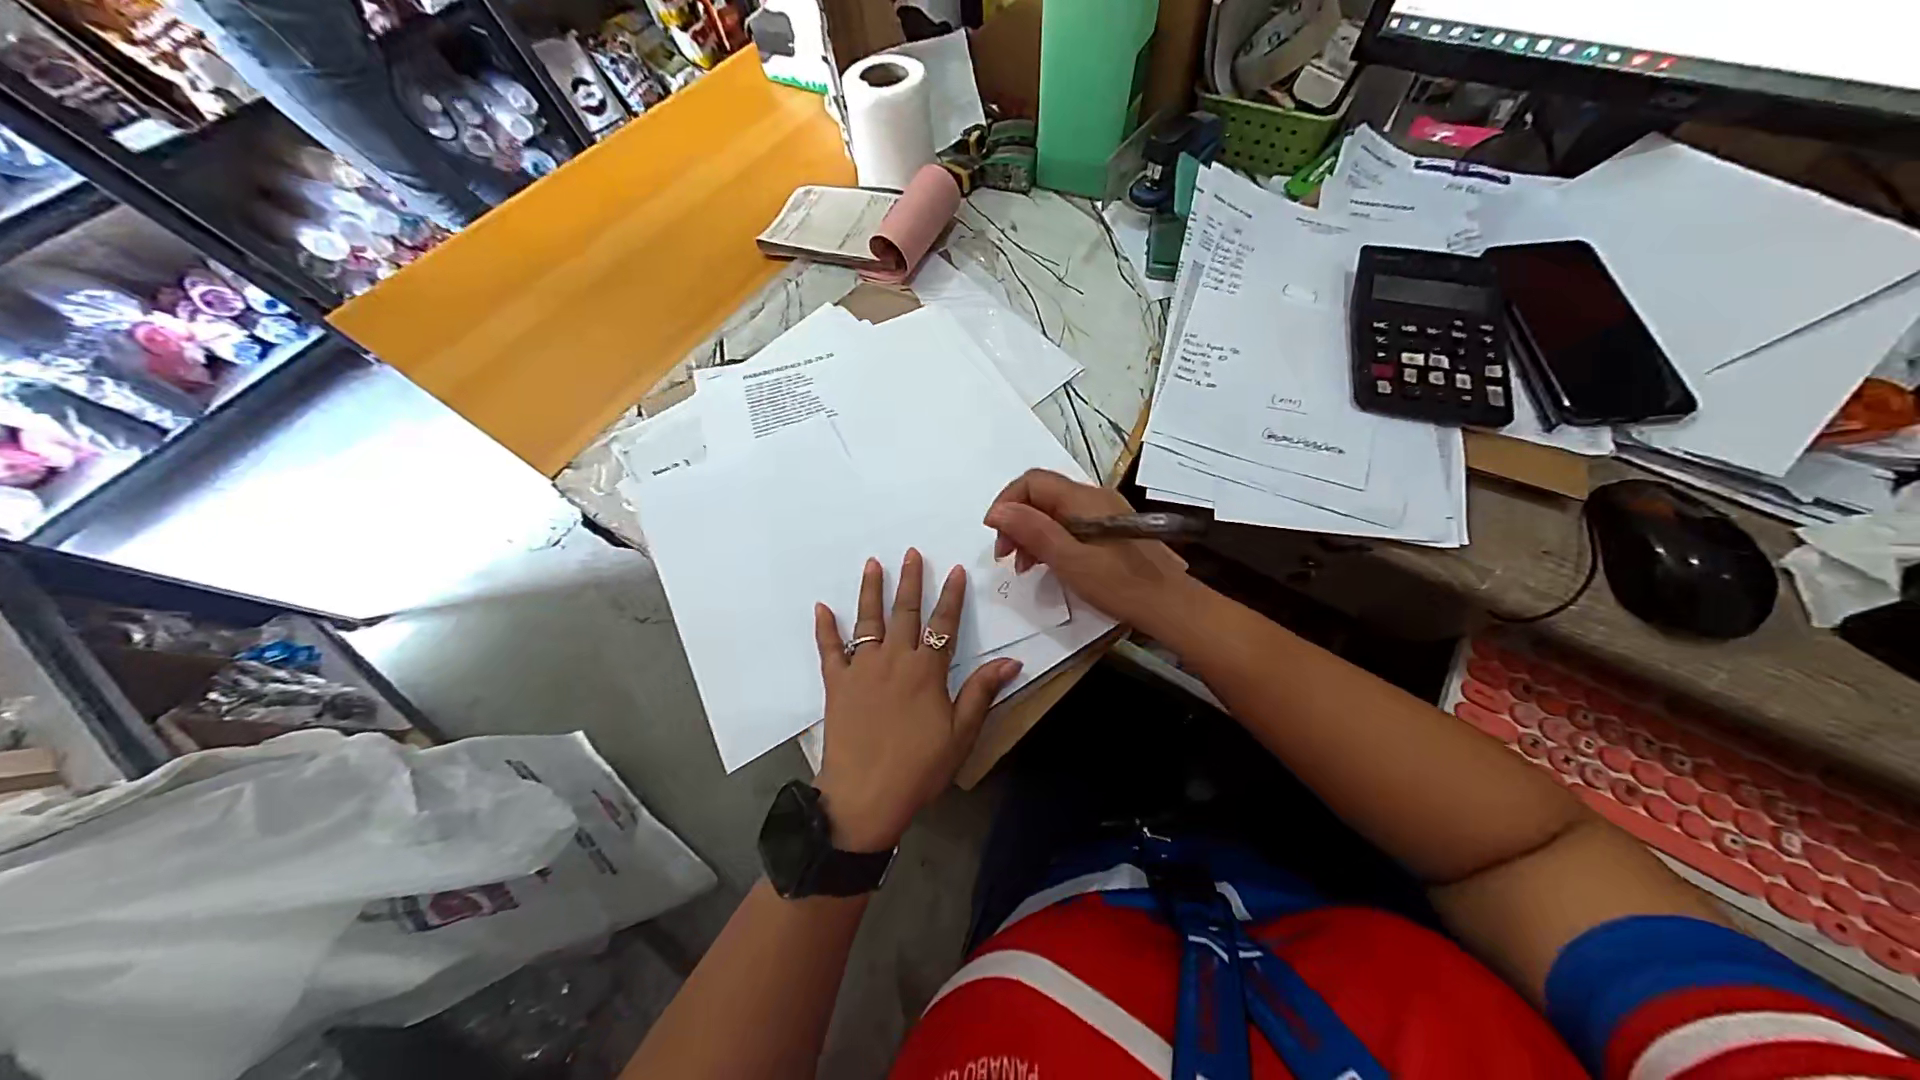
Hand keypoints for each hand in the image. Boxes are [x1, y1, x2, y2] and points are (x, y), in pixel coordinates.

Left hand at [811, 549, 1022, 852]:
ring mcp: (862, 669)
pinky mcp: (836, 684)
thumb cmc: (919, 768)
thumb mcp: (961, 734)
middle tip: (911, 553)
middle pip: (904, 612)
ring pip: (867, 621)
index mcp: (927, 671)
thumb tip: (1011, 662)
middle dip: (910, 581)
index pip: (943, 625)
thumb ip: (981, 693)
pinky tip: (821, 608)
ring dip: (870, 591)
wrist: (865, 796)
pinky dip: (825, 628)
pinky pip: (829, 649)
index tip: (955, 571)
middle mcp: (894, 660)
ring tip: (872, 564)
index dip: (951, 597)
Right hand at [983, 469, 1198, 635]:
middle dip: (1016, 520)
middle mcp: (1093, 498)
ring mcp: (1103, 513)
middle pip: (1041, 495)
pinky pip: (1069, 525)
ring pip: (1053, 511)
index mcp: (1083, 499)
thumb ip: (1033, 531)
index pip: (1032, 482)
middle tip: (1005, 556)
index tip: (995, 535)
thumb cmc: (1120, 585)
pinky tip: (1046, 565)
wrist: (1170, 605)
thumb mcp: (1069, 560)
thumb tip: (998, 511)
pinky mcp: (1109, 531)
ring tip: (1024, 566)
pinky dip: (1050, 540)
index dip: (1007, 503)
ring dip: (1030, 533)